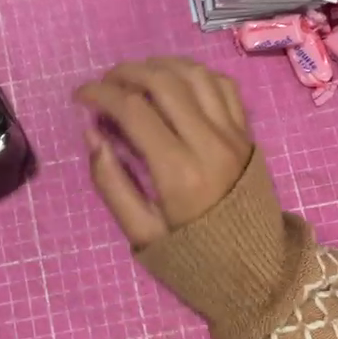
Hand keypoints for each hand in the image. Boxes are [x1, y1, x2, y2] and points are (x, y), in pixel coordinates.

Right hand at [75, 57, 257, 248]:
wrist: (257, 273)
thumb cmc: (194, 258)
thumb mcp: (141, 232)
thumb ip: (110, 182)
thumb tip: (91, 133)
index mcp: (178, 171)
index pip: (133, 110)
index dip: (100, 94)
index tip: (80, 96)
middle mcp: (208, 142)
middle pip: (163, 81)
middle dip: (125, 73)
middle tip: (104, 83)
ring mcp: (232, 133)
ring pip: (194, 74)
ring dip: (159, 65)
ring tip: (135, 76)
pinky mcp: (247, 132)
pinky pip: (222, 85)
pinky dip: (194, 73)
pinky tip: (175, 83)